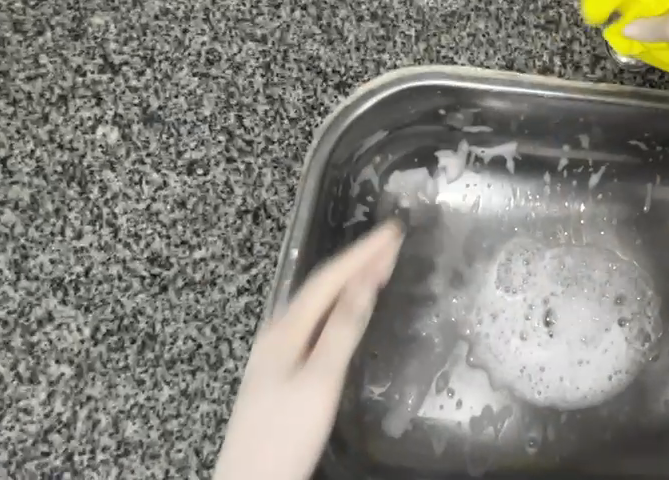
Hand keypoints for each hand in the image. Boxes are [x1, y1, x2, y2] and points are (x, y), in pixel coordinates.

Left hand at [214, 221, 403, 479]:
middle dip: (358, 260)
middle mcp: (277, 333)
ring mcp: (276, 353)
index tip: (393, 231)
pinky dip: (339, 303)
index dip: (362, 252)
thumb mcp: (320, 381)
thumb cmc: (285, 436)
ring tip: (378, 265)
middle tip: (392, 242)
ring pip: (317, 302)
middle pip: (321, 286)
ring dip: (349, 279)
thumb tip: (366, 279)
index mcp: (285, 330)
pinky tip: (349, 308)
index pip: (329, 278)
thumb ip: (344, 328)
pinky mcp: (280, 371)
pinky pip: (315, 320)